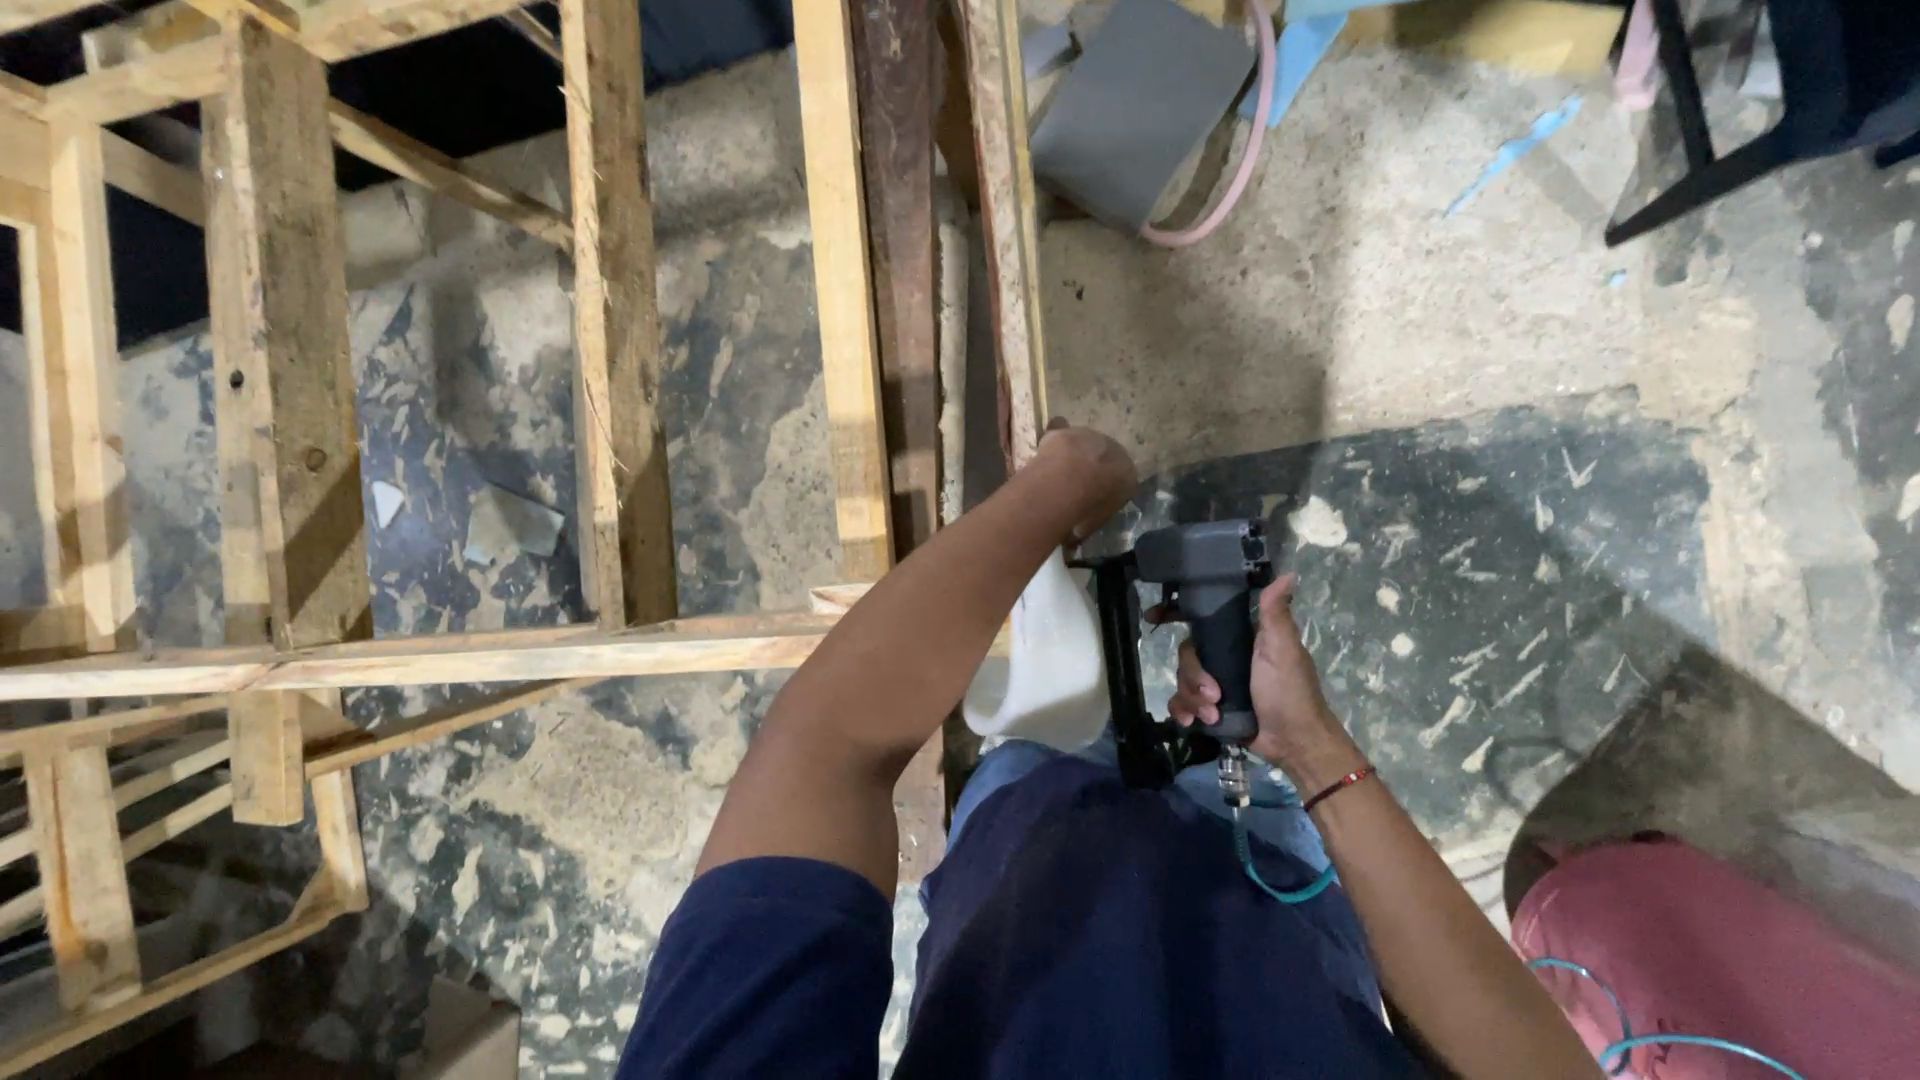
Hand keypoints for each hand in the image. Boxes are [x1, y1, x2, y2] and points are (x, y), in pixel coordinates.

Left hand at [1033, 419, 1137, 541]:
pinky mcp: (1069, 431)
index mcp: (1128, 476)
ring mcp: (1092, 437)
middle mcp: (1116, 452)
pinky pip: (1061, 430)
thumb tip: (1073, 539)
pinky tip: (1043, 444)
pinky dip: (1054, 434)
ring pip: (1082, 444)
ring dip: (1072, 453)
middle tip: (1071, 483)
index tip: (1089, 498)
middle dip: (1089, 468)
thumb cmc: (1088, 507)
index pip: (1120, 482)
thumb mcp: (1090, 524)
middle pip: (1103, 459)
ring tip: (1054, 468)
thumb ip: (1085, 525)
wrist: (1073, 479)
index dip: (1103, 490)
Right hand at [1163, 574, 1365, 787]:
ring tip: (1211, 716)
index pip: (1203, 619)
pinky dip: (1183, 710)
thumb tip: (1287, 574)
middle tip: (1214, 695)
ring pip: (1183, 680)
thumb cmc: (1290, 691)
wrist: (1294, 742)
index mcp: (1241, 637)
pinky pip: (1182, 702)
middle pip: (1188, 654)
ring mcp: (1217, 683)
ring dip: (1192, 698)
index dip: (1176, 614)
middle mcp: (1226, 657)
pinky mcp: (1211, 708)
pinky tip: (1190, 722)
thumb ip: (1276, 614)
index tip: (1152, 617)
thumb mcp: (1283, 649)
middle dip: (1194, 676)